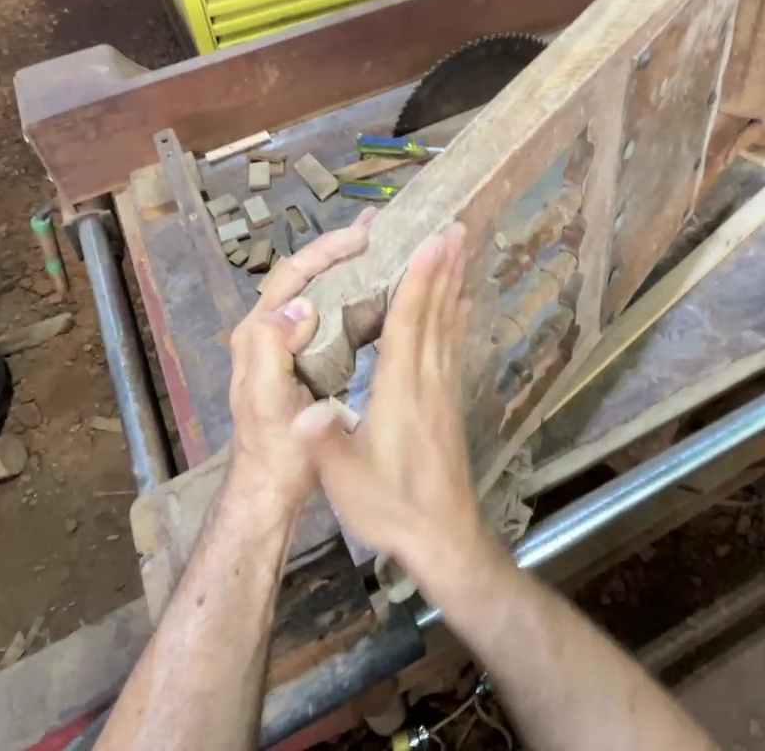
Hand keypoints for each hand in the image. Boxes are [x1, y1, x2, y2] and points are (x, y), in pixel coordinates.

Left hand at [226, 208, 377, 506]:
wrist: (273, 488)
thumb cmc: (274, 449)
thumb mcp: (266, 401)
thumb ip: (271, 350)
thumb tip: (303, 305)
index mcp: (259, 332)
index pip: (293, 275)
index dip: (327, 251)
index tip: (364, 238)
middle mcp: (272, 329)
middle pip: (308, 276)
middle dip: (341, 249)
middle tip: (380, 227)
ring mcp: (292, 344)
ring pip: (324, 293)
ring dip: (353, 269)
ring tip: (386, 248)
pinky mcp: (310, 359)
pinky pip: (336, 318)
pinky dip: (359, 299)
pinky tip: (384, 294)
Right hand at [293, 224, 496, 580]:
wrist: (444, 537)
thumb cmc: (391, 508)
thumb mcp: (348, 482)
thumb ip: (326, 446)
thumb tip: (303, 414)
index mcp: (401, 389)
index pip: (410, 322)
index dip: (419, 278)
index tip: (432, 239)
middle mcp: (428, 379)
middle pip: (436, 312)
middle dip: (443, 267)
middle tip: (456, 227)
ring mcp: (444, 390)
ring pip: (450, 325)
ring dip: (454, 284)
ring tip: (461, 251)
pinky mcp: (450, 403)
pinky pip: (455, 346)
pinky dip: (457, 318)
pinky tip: (462, 306)